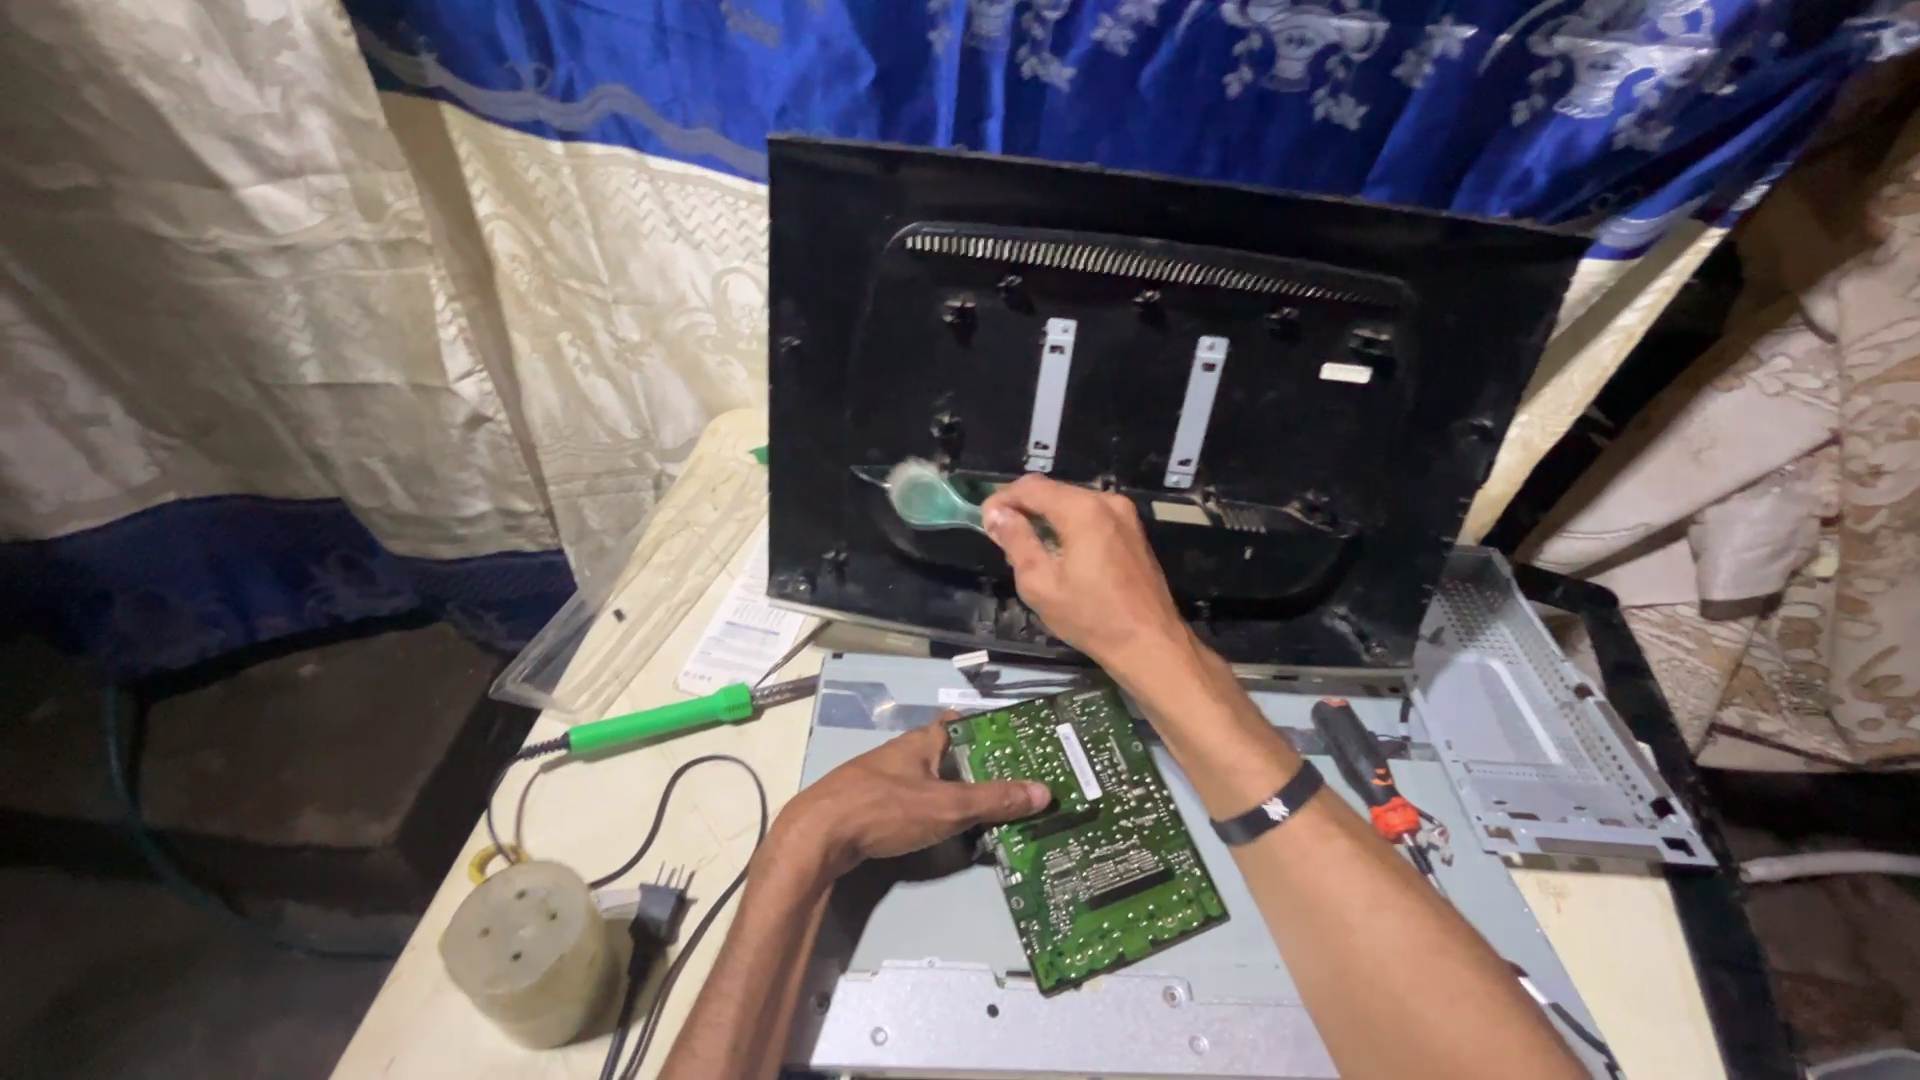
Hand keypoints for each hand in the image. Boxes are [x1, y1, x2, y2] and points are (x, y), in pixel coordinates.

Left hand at [776, 719, 1051, 878]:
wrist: (818, 837)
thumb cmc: (885, 808)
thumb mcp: (947, 806)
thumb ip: (994, 800)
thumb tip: (1045, 792)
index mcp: (921, 742)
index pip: (958, 724)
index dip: (985, 730)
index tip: (1014, 743)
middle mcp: (902, 754)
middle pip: (946, 755)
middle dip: (976, 768)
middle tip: (1013, 785)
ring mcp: (882, 781)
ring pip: (928, 782)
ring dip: (954, 794)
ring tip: (988, 812)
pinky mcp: (868, 807)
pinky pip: (911, 805)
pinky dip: (932, 814)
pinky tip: (946, 832)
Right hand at [981, 474, 1189, 667]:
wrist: (1150, 642)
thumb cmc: (1090, 617)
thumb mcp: (1040, 582)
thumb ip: (1016, 541)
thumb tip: (997, 514)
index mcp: (1083, 510)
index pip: (1031, 487)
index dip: (1002, 498)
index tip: (985, 521)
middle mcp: (1107, 502)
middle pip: (1053, 491)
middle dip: (1023, 508)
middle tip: (1001, 536)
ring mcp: (1125, 515)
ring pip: (1072, 502)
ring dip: (1045, 517)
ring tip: (1026, 547)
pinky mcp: (1133, 531)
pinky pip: (1091, 516)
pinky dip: (1068, 525)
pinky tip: (1057, 551)